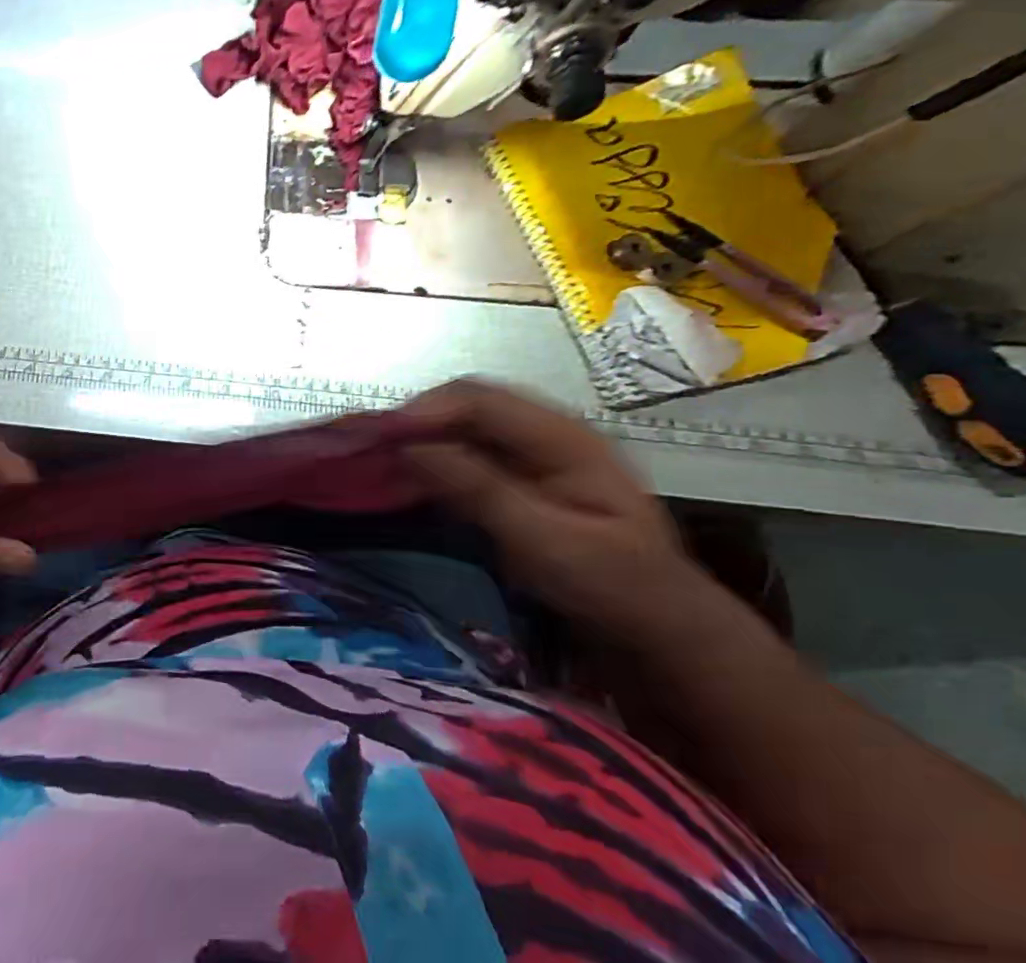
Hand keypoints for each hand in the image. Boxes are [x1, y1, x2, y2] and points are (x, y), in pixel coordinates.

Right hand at [400, 380, 730, 650]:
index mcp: (563, 436)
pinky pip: (464, 455)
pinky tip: (406, 482)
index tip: (378, 440)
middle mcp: (544, 432)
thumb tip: (412, 447)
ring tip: (378, 464)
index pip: (479, 400)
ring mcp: (531, 454)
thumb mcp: (546, 542)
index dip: (424, 411)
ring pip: (460, 428)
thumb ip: (480, 490)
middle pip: (465, 405)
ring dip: (419, 441)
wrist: (656, 625)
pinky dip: (430, 462)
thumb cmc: (611, 586)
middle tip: (369, 453)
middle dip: (414, 423)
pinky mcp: (517, 478)